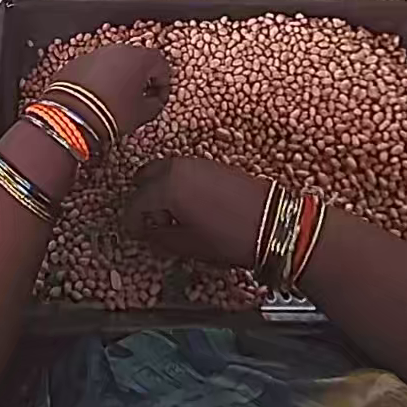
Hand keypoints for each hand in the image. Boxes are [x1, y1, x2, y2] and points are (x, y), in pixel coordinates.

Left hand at [44, 44, 169, 141]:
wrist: (72, 114)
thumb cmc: (113, 112)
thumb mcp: (142, 113)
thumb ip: (156, 103)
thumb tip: (155, 100)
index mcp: (140, 58)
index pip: (161, 65)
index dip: (163, 84)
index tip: (159, 99)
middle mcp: (117, 49)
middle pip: (136, 59)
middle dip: (140, 77)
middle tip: (139, 97)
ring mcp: (95, 53)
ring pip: (113, 62)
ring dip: (118, 76)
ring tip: (116, 98)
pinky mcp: (76, 62)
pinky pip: (94, 68)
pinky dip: (98, 78)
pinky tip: (96, 97)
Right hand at [119, 158, 268, 266]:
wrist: (275, 222)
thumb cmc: (228, 237)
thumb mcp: (189, 245)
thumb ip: (161, 238)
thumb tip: (148, 234)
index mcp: (166, 187)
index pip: (135, 202)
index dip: (131, 220)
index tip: (134, 233)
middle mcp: (176, 168)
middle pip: (145, 178)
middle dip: (143, 198)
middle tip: (150, 221)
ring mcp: (195, 162)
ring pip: (164, 171)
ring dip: (159, 189)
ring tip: (170, 214)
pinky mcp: (212, 163)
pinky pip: (182, 170)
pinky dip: (177, 183)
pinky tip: (189, 205)